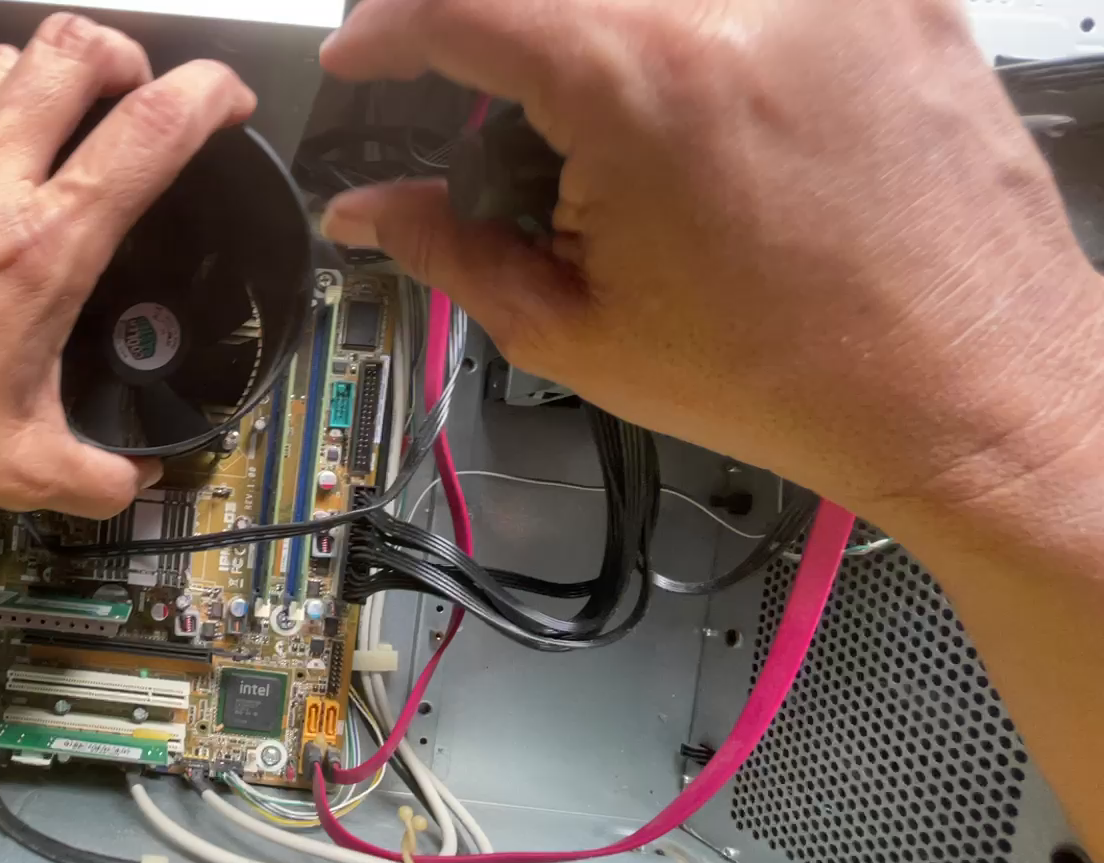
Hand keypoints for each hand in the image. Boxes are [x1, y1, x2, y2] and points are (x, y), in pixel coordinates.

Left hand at [0, 15, 255, 587]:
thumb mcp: (22, 469)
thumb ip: (105, 477)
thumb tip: (138, 478)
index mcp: (39, 250)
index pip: (150, 129)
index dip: (209, 93)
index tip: (226, 99)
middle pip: (71, 48)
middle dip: (124, 54)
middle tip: (135, 93)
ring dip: (41, 75)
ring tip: (51, 121)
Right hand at [319, 0, 1103, 523]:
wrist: (954, 379)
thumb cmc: (758, 372)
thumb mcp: (560, 327)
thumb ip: (444, 249)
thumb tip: (362, 214)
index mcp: (641, 84)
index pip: (467, 6)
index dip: (385, 28)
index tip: (354, 58)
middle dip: (461, 19)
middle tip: (432, 77)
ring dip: (553, 33)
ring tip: (544, 119)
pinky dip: (641, 32)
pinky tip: (640, 111)